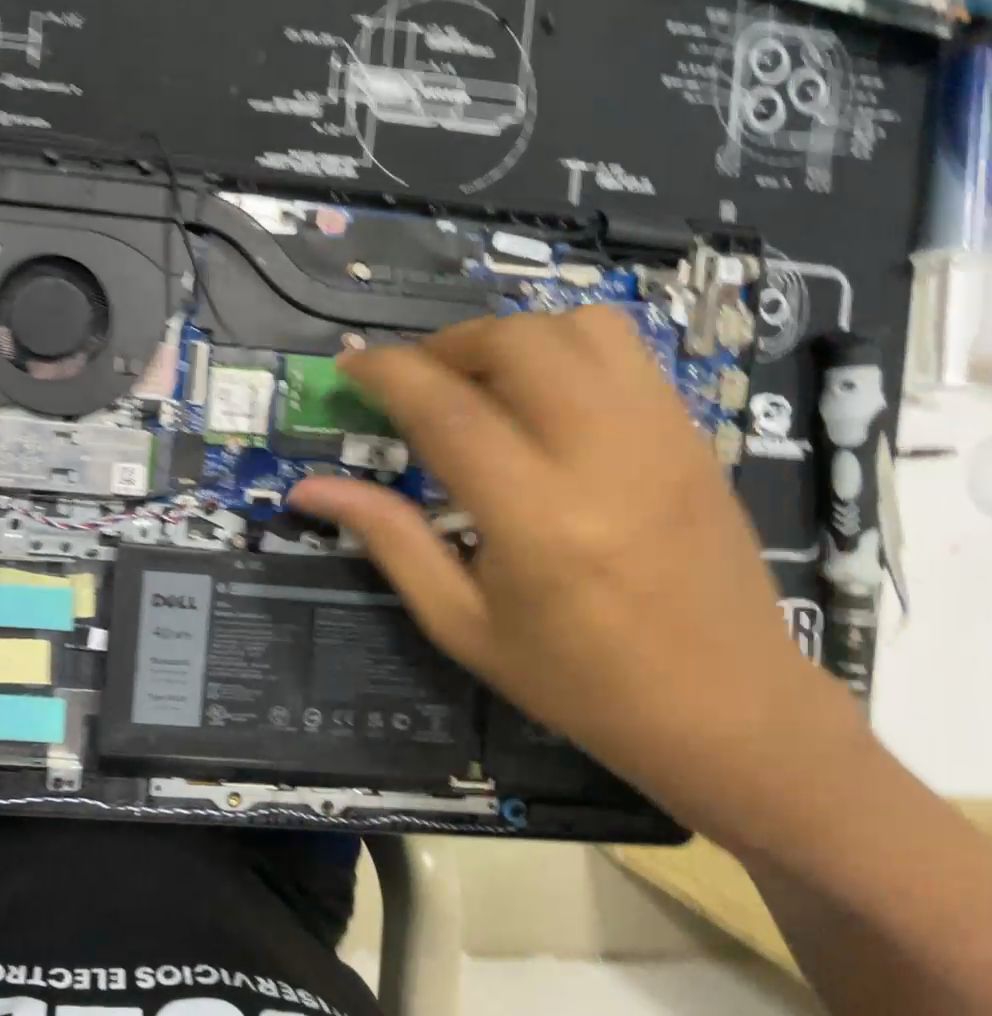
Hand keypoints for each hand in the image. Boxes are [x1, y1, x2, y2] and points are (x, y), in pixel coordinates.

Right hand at [287, 307, 865, 845]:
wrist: (729, 710)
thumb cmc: (578, 680)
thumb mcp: (460, 622)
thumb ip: (388, 539)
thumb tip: (307, 488)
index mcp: (537, 517)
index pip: (447, 409)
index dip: (387, 374)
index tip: (348, 366)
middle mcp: (605, 457)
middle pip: (516, 343)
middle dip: (446, 345)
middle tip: (411, 383)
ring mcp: (662, 436)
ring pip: (578, 327)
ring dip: (509, 338)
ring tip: (475, 382)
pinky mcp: (693, 435)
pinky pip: (625, 350)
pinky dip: (563, 348)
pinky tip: (537, 396)